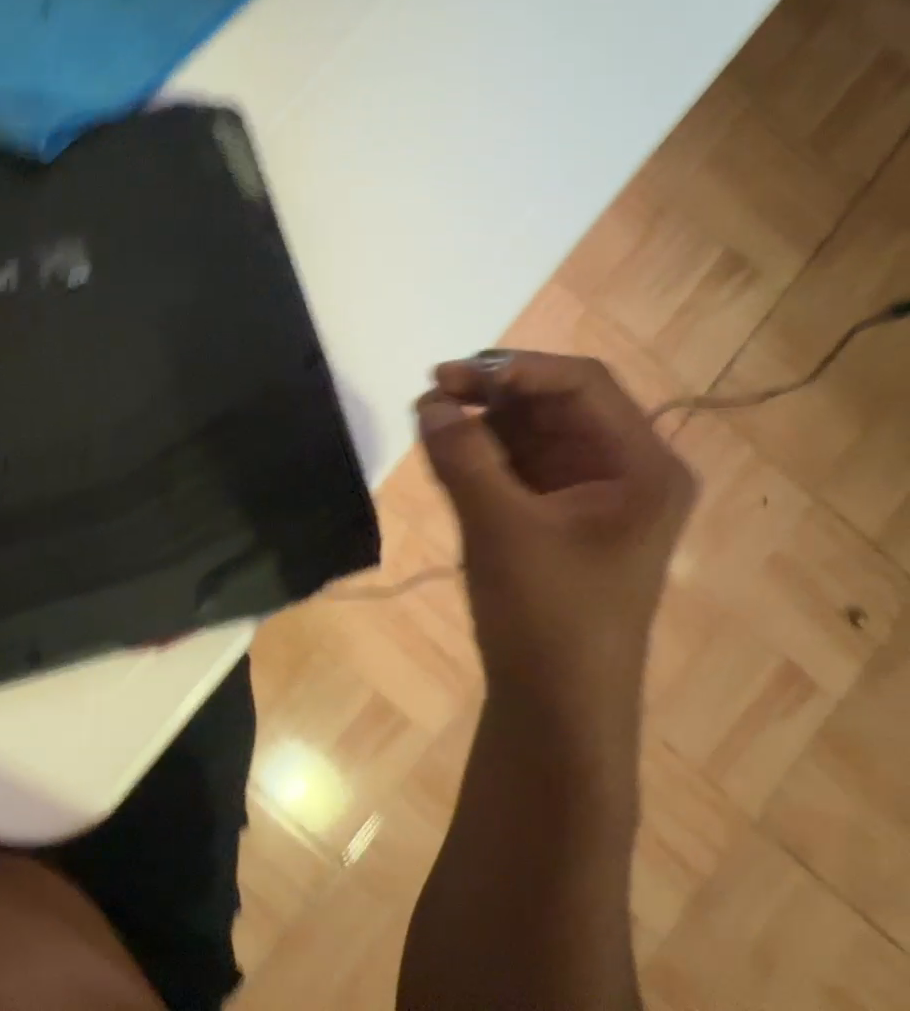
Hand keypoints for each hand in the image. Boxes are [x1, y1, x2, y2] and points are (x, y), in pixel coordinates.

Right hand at [418, 352, 696, 735]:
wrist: (557, 699)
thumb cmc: (545, 613)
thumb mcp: (499, 527)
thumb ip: (463, 458)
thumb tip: (430, 402)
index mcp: (640, 465)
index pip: (582, 385)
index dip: (514, 370)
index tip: (447, 376)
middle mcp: (623, 470)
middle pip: (556, 405)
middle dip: (493, 394)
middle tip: (429, 393)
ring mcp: (588, 496)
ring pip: (532, 435)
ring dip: (482, 423)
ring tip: (427, 422)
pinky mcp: (555, 520)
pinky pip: (518, 468)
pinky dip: (481, 455)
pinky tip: (444, 454)